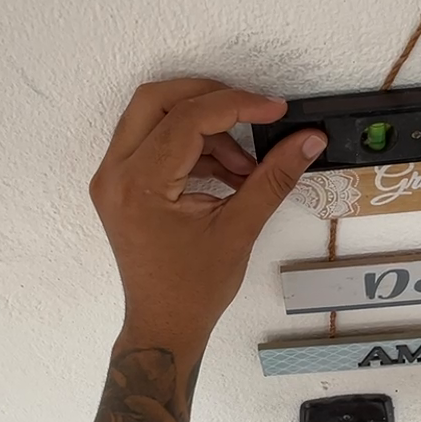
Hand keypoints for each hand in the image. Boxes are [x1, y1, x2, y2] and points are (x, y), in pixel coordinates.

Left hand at [89, 79, 325, 350]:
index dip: (237, 106)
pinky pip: (154, 143)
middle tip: (252, 111)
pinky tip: (227, 174)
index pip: (188, 119)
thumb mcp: (240, 229)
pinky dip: (191, 147)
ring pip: (153, 117)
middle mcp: (115, 174)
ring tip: (244, 166)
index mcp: (139, 185)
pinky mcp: (121, 186)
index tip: (274, 110)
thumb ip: (274, 178)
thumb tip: (307, 141)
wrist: (165, 324)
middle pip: (157, 100)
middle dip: (209, 97)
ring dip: (203, 128)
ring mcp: (113, 179)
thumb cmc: (193, 289)